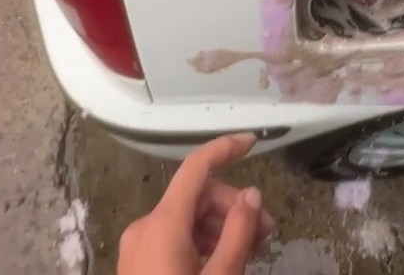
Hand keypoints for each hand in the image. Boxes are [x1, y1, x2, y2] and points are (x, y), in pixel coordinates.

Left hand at [118, 133, 275, 273]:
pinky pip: (175, 239)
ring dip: (221, 227)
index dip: (226, 148)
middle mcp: (144, 226)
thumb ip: (238, 232)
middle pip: (197, 197)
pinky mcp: (136, 267)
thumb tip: (252, 194)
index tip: (254, 142)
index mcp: (163, 223)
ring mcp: (137, 248)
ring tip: (250, 251)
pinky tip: (224, 262)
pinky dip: (202, 242)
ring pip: (188, 219)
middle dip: (234, 207)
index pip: (196, 167)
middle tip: (267, 232)